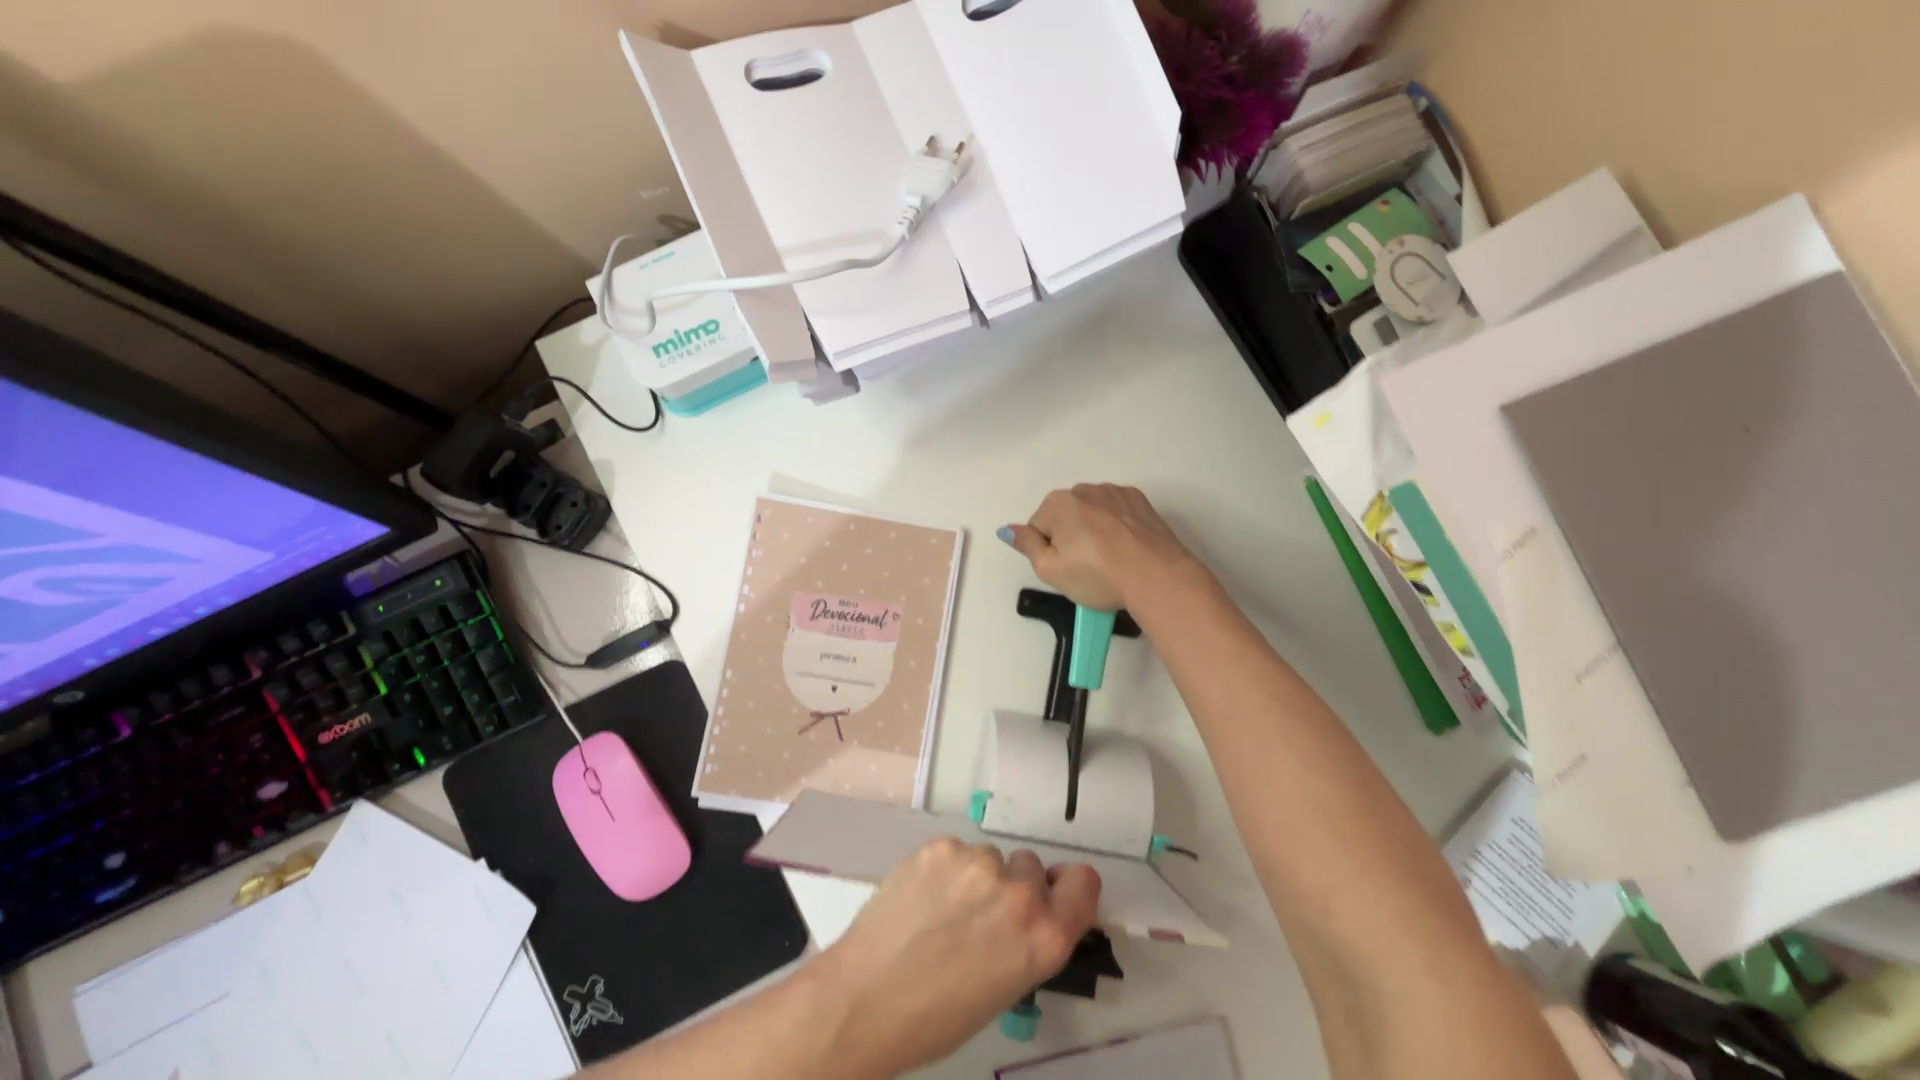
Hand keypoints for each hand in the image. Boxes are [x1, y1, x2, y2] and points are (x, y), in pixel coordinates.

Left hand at [808, 839, 1100, 1077]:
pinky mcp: (937, 848)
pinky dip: (943, 870)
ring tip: (941, 910)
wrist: (862, 1001)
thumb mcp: (1005, 989)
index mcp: (1045, 937)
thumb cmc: (936, 1018)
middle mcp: (1019, 893)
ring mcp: (976, 865)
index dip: (1066, 890)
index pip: (1084, 882)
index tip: (1048, 900)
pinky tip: (920, 898)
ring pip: (989, 857)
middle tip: (980, 917)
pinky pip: (954, 852)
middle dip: (1013, 886)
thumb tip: (1027, 916)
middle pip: (1031, 867)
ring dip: (975, 877)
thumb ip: (1028, 942)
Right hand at [1001, 484, 1203, 611]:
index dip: (1049, 552)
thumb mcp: (1051, 571)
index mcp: (1057, 504)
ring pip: (1092, 512)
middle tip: (1088, 567)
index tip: (1068, 570)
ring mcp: (1115, 492)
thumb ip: (1027, 546)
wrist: (1157, 575)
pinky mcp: (1140, 500)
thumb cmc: (1098, 576)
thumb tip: (1007, 529)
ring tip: (1111, 559)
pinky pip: (1117, 510)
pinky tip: (1127, 547)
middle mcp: (1084, 489)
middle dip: (1071, 537)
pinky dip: (1117, 525)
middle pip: (1065, 516)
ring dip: (1094, 530)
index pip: (1038, 528)